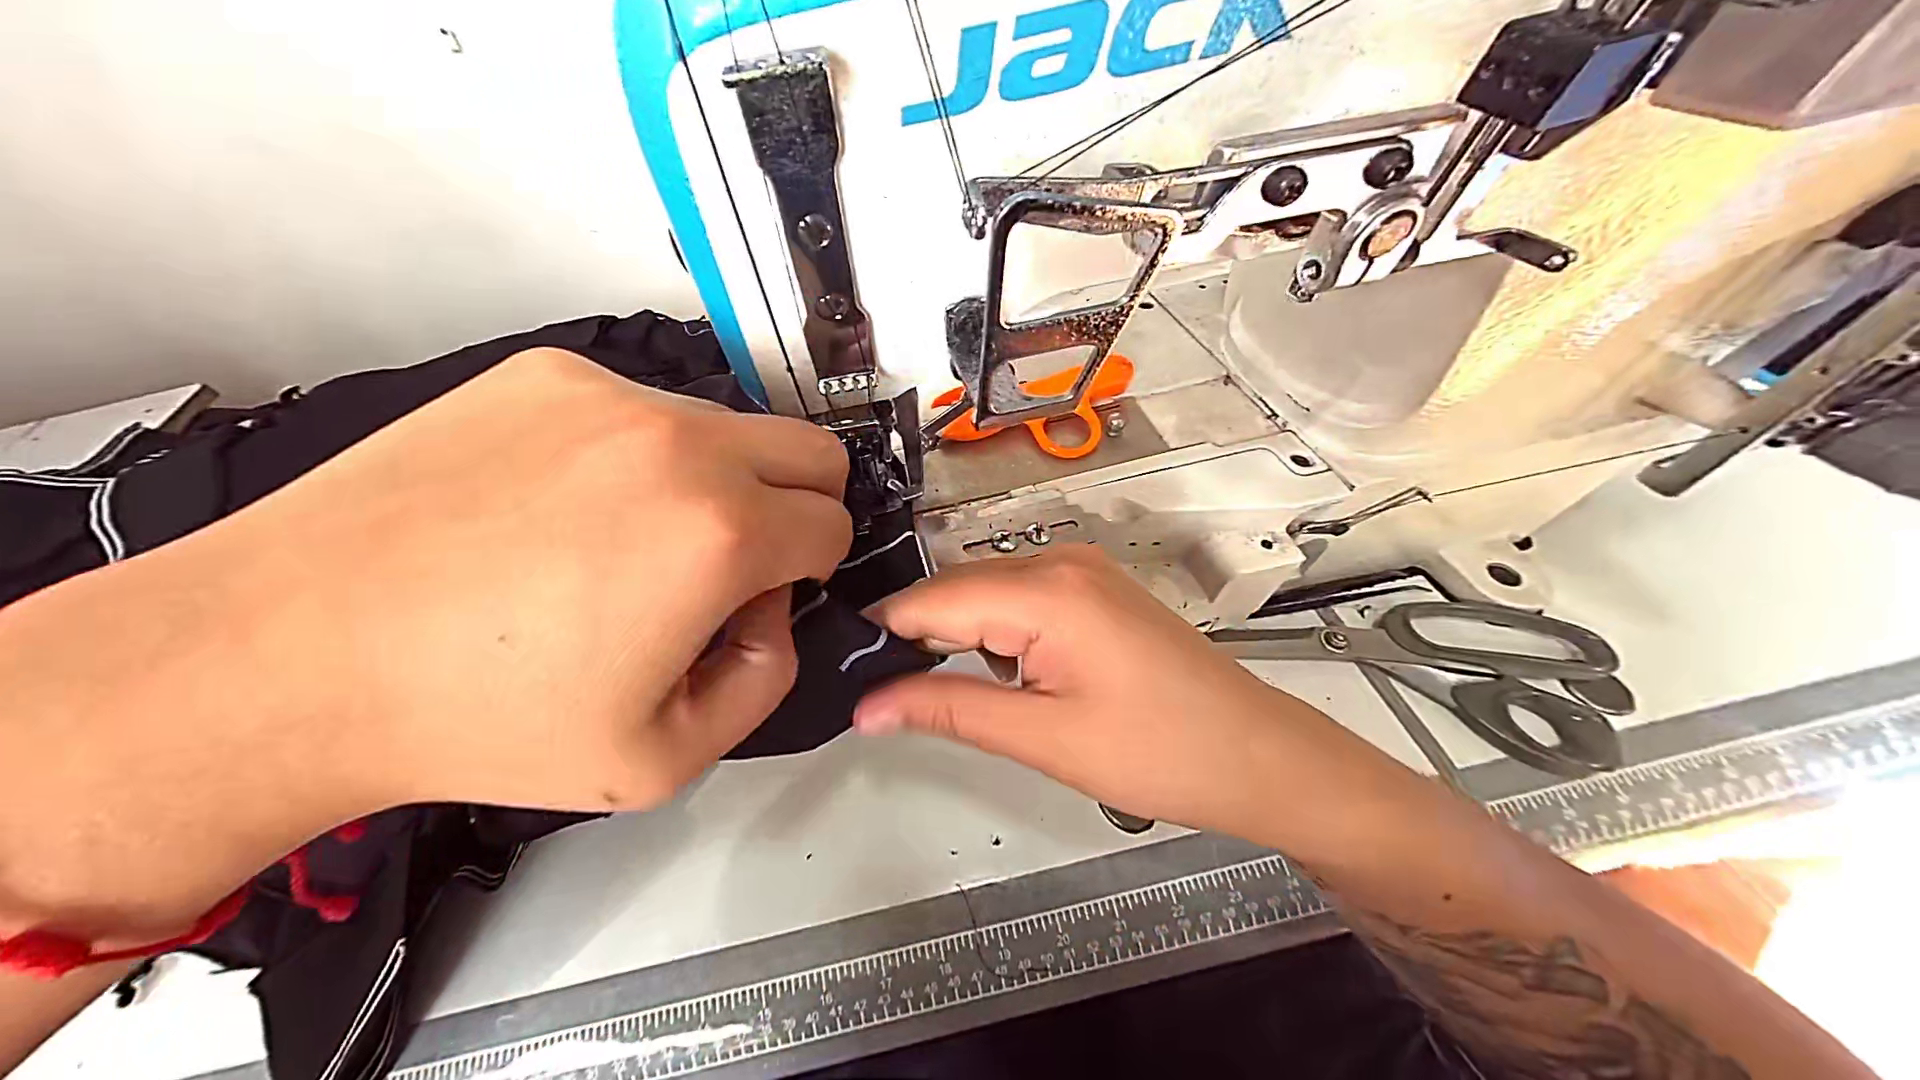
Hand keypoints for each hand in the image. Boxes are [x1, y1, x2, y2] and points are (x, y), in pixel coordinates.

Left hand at [1, 347, 849, 958]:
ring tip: (633, 541)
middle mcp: (679, 443)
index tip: (763, 597)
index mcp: (720, 533)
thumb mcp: (666, 755)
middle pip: (814, 450)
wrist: (283, 658)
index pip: (834, 524)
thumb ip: (765, 680)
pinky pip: (644, 410)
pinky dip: (642, 455)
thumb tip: (769, 609)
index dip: (813, 569)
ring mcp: (608, 397)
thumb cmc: (483, 719)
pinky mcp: (545, 376)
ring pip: (731, 427)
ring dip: (719, 481)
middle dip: (801, 506)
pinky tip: (568, 508)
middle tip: (738, 561)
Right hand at [854, 547, 1363, 837]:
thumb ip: (947, 710)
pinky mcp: (1094, 588)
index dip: (885, 635)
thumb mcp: (1042, 737)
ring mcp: (1082, 570)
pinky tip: (1001, 673)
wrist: (1258, 756)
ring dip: (958, 635)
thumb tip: (870, 706)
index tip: (852, 672)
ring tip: (941, 690)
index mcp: (1047, 591)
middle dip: (919, 636)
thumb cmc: (1164, 751)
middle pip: (957, 587)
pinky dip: (994, 630)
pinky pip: (1019, 596)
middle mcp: (1062, 562)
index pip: (932, 599)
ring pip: (985, 591)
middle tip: (888, 693)